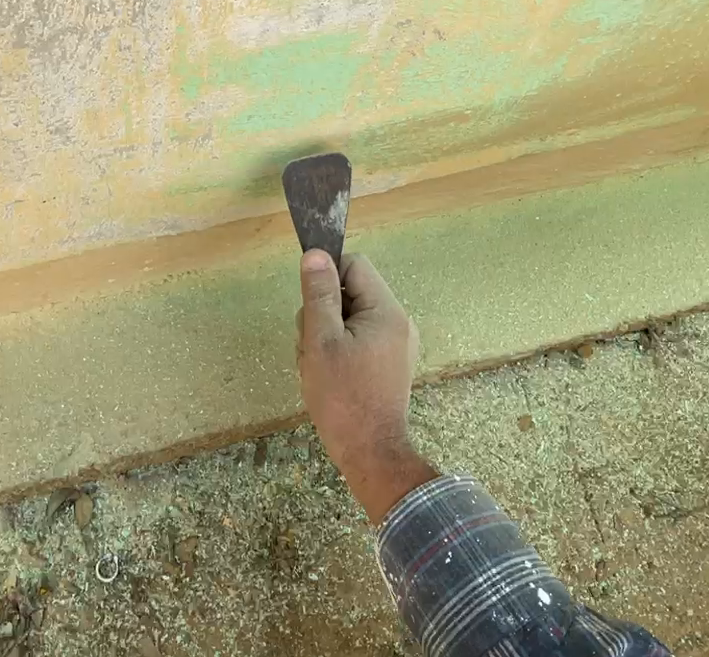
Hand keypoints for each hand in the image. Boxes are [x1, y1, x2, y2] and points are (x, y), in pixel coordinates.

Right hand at [296, 250, 439, 523]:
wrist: (370, 454)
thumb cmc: (343, 396)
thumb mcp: (322, 340)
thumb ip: (319, 295)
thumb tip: (315, 253)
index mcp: (386, 311)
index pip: (354, 266)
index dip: (326, 278)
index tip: (310, 307)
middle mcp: (397, 322)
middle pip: (350, 292)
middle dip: (322, 312)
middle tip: (312, 345)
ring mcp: (395, 344)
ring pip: (349, 317)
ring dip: (325, 334)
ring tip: (317, 366)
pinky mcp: (388, 363)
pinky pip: (357, 339)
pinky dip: (337, 350)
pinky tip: (327, 375)